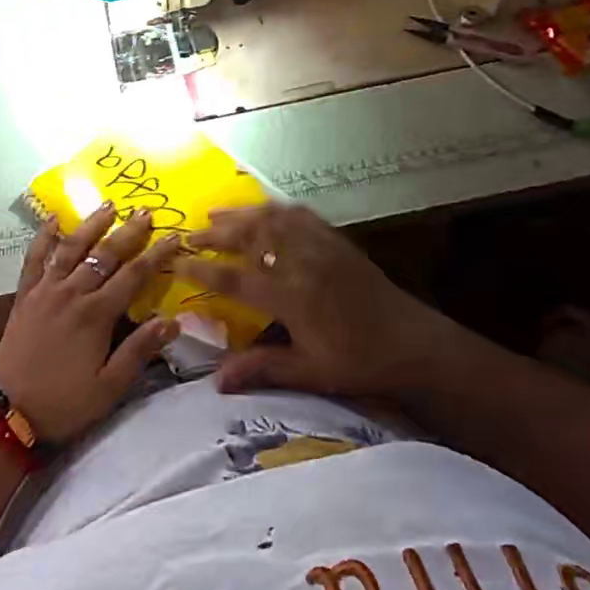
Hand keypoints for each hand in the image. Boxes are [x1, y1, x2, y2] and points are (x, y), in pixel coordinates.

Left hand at [0, 203, 180, 443]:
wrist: (8, 413)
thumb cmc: (65, 402)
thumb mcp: (110, 386)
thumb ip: (139, 350)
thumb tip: (172, 321)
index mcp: (96, 315)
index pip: (134, 275)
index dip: (157, 254)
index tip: (175, 237)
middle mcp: (72, 293)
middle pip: (106, 254)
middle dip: (129, 231)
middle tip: (146, 210)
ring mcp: (45, 291)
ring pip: (72, 247)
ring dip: (92, 224)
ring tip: (109, 204)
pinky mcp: (25, 295)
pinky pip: (35, 259)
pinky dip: (43, 237)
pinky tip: (53, 219)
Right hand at [177, 204, 451, 398]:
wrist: (413, 342)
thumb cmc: (359, 362)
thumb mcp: (311, 372)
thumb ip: (263, 369)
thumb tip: (216, 381)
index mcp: (292, 297)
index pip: (236, 278)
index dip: (203, 270)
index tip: (177, 263)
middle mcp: (302, 262)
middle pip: (251, 238)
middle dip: (217, 233)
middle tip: (190, 233)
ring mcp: (321, 246)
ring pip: (273, 219)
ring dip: (242, 213)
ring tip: (217, 212)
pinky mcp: (337, 240)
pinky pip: (301, 215)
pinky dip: (277, 208)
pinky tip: (266, 209)